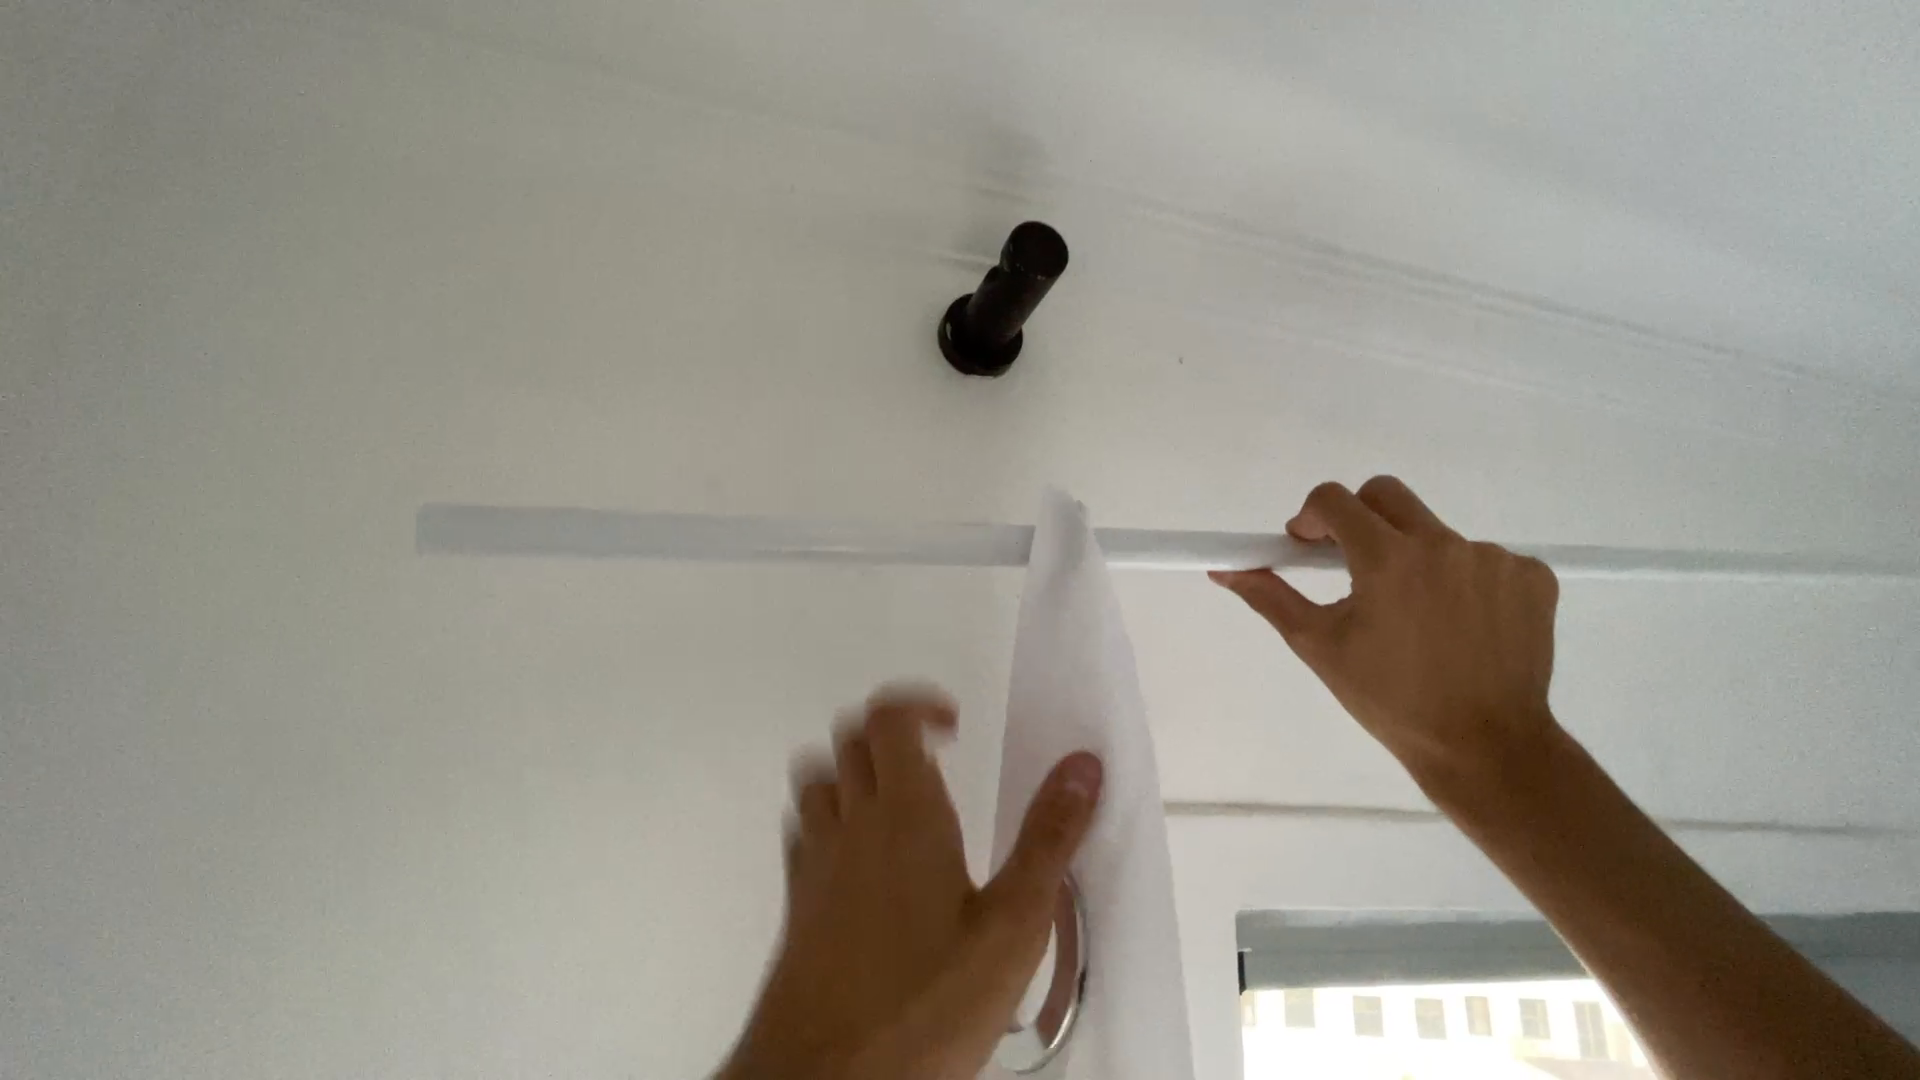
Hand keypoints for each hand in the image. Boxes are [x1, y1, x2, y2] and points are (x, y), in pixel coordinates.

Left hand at [719, 687, 1103, 1079]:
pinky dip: (831, 817)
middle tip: (935, 758)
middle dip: (891, 732)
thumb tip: (1083, 768)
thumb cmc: (924, 1003)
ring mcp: (813, 861)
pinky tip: (863, 860)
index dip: (918, 704)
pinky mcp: (796, 902)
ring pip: (820, 779)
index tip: (955, 726)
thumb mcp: (1012, 927)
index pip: (889, 717)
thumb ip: (1049, 839)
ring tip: (900, 801)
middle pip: (850, 738)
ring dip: (855, 770)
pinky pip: (805, 829)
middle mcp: (849, 824)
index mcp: (903, 814)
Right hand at [1210, 477, 1561, 787]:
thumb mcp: (1318, 645)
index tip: (1305, 546)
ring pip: (1434, 531)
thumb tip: (1224, 570)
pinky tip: (1456, 622)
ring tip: (1411, 613)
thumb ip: (1270, 597)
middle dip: (1358, 519)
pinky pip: (1482, 557)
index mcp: (1387, 558)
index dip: (1309, 516)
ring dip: (1410, 555)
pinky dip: (1460, 578)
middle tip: (1351, 565)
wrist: (1484, 746)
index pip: (1334, 498)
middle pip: (1385, 495)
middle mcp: (1443, 544)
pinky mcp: (1532, 577)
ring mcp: (1494, 558)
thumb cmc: (1387, 698)